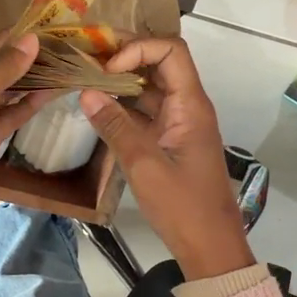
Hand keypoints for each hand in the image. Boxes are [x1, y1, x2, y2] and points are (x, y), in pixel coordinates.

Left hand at [0, 31, 57, 188]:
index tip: (53, 25)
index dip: (22, 33)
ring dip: (35, 78)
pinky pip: (16, 111)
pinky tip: (54, 93)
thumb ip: (3, 68)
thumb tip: (32, 38)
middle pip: (8, 64)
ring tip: (66, 66)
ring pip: (14, 88)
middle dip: (33, 55)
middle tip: (67, 46)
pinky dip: (32, 102)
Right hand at [81, 37, 255, 279]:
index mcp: (191, 105)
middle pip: (160, 64)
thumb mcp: (144, 164)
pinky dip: (123, 105)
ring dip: (121, 82)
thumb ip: (115, 126)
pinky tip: (98, 110)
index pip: (170, 51)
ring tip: (85, 82)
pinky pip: (146, 111)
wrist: (210, 247)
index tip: (108, 69)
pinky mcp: (170, 140)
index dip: (138, 49)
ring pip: (151, 88)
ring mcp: (179, 123)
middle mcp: (188, 107)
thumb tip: (86, 92)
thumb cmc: (182, 206)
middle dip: (126, 58)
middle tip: (88, 63)